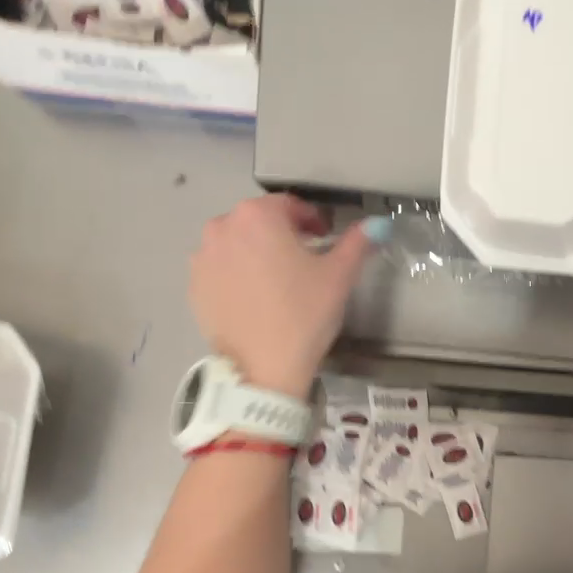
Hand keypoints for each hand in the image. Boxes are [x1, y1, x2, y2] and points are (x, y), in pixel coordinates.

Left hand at [188, 195, 389, 397]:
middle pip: (259, 222)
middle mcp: (222, 227)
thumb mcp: (339, 276)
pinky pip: (221, 270)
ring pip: (237, 245)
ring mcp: (203, 257)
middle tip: (305, 263)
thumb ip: (358, 243)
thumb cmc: (305, 315)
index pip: (289, 205)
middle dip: (283, 235)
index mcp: (258, 216)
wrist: (264, 368)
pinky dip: (239, 276)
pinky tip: (259, 300)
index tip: (324, 238)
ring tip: (280, 283)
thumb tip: (377, 224)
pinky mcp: (195, 286)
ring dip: (258, 254)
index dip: (312, 220)